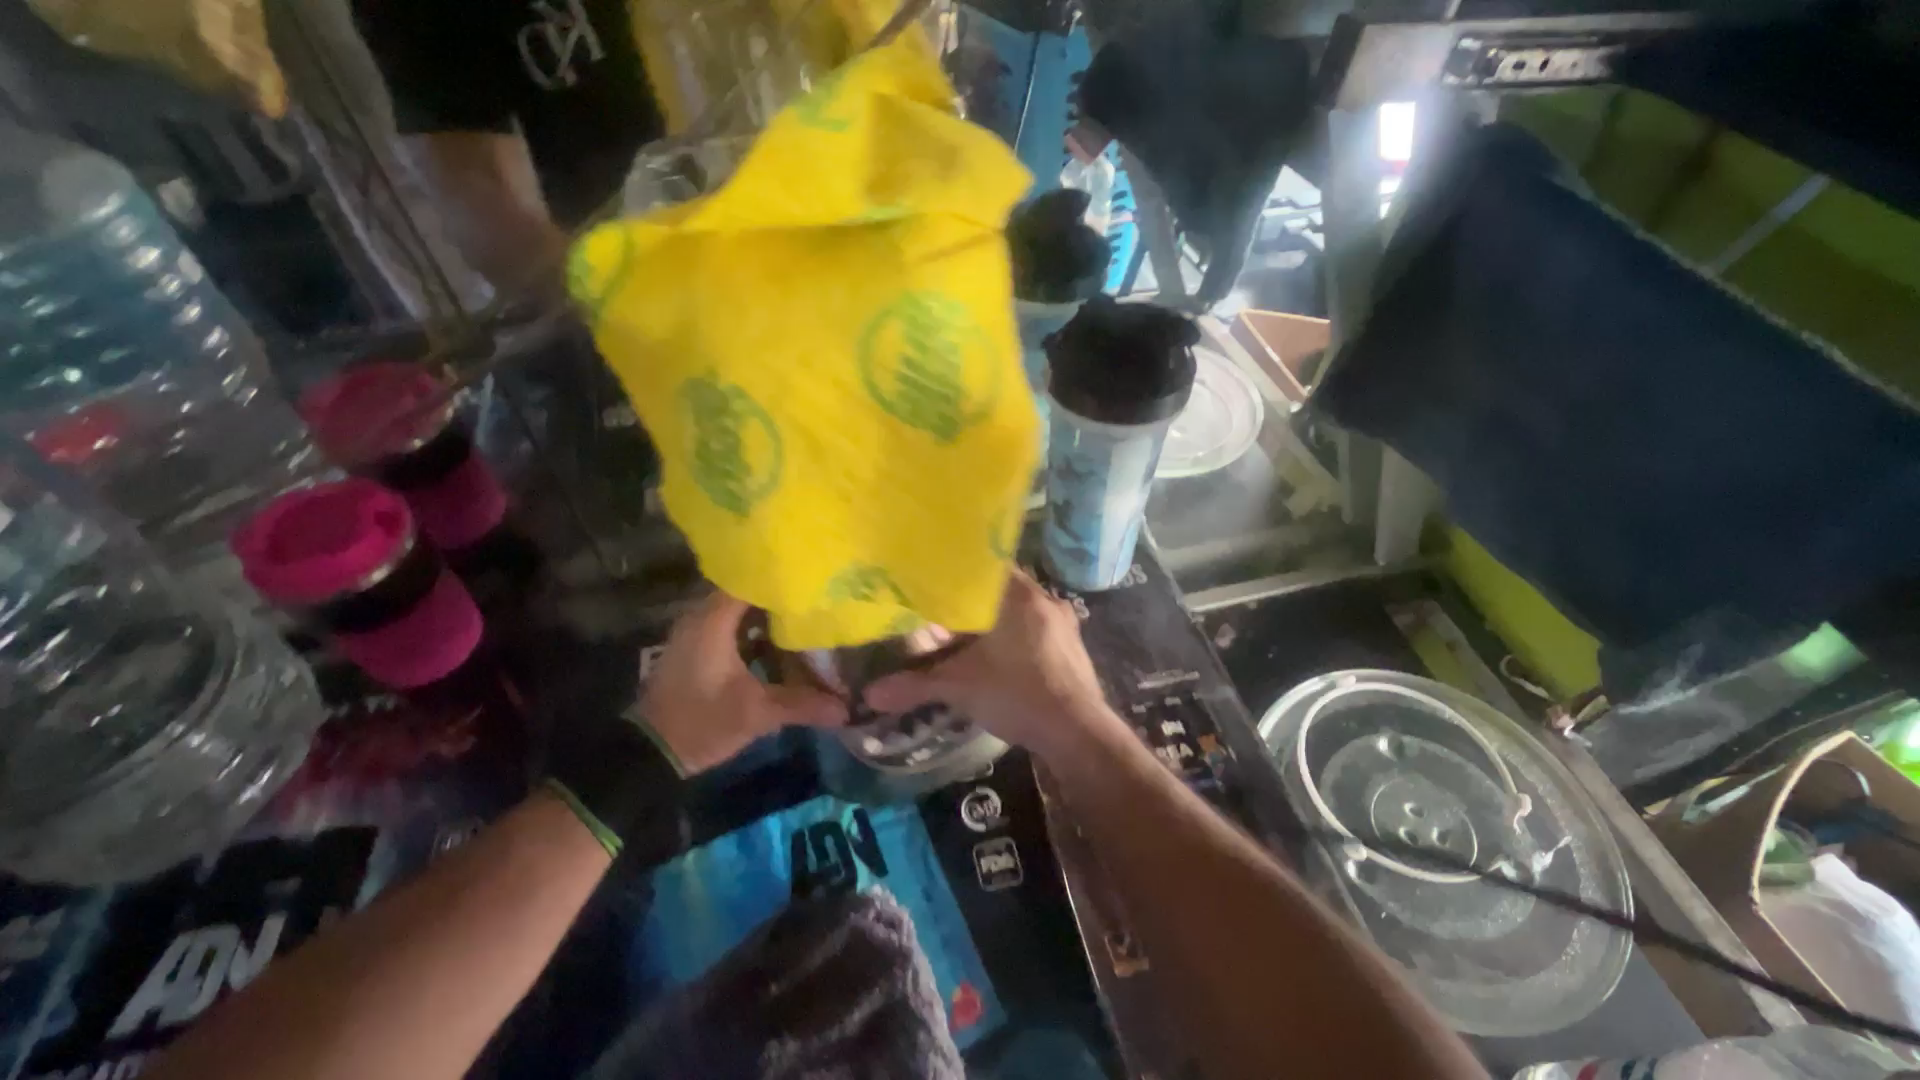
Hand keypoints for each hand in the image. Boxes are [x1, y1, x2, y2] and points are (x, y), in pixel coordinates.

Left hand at [644, 591, 845, 772]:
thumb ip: (801, 704)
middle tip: (821, 599)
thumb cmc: (701, 722)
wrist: (650, 753)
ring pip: (740, 612)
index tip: (817, 578)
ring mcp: (697, 633)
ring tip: (809, 619)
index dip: (785, 578)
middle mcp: (701, 616)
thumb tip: (846, 710)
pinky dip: (756, 633)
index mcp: (712, 620)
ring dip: (770, 617)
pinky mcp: (697, 650)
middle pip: (749, 593)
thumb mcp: (756, 713)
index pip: (752, 580)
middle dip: (783, 598)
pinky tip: (783, 644)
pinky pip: (731, 628)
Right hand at [865, 571, 1124, 761]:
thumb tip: (869, 695)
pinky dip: (1013, 638)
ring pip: (1018, 611)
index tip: (932, 579)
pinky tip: (995, 658)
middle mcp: (1045, 599)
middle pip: (1000, 588)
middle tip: (939, 611)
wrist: (1077, 733)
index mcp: (1019, 594)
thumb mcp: (959, 687)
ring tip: (962, 636)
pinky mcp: (1072, 649)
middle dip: (971, 601)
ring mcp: (1063, 624)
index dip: (956, 571)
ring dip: (993, 621)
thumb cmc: (1017, 694)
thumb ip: (914, 685)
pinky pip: (1035, 631)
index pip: (984, 564)